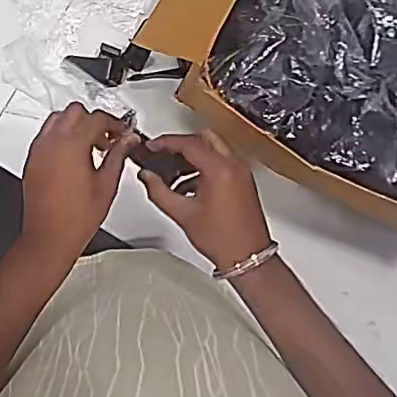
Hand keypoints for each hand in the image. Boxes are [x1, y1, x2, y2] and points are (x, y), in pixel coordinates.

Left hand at [20, 104, 133, 256]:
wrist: (49, 237)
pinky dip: (61, 136)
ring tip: (91, 146)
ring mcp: (39, 149)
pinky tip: (74, 155)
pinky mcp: (32, 159)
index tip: (122, 134)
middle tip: (107, 138)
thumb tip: (127, 141)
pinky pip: (46, 135)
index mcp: (72, 145)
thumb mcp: (106, 184)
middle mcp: (52, 142)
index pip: (96, 118)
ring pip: (58, 119)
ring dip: (75, 125)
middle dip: (93, 120)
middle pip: (75, 111)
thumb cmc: (74, 218)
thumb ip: (118, 156)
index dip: (114, 124)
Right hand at [136, 130, 271, 270]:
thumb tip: (147, 177)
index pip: (188, 143)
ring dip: (193, 154)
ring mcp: (241, 172)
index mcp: (220, 170)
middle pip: (203, 138)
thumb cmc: (224, 240)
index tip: (153, 146)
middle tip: (163, 152)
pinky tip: (188, 183)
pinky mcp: (243, 180)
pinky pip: (222, 161)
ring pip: (214, 148)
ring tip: (173, 170)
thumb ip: (159, 191)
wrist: (248, 258)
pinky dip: (204, 165)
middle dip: (181, 144)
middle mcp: (234, 166)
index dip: (166, 143)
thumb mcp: (182, 213)